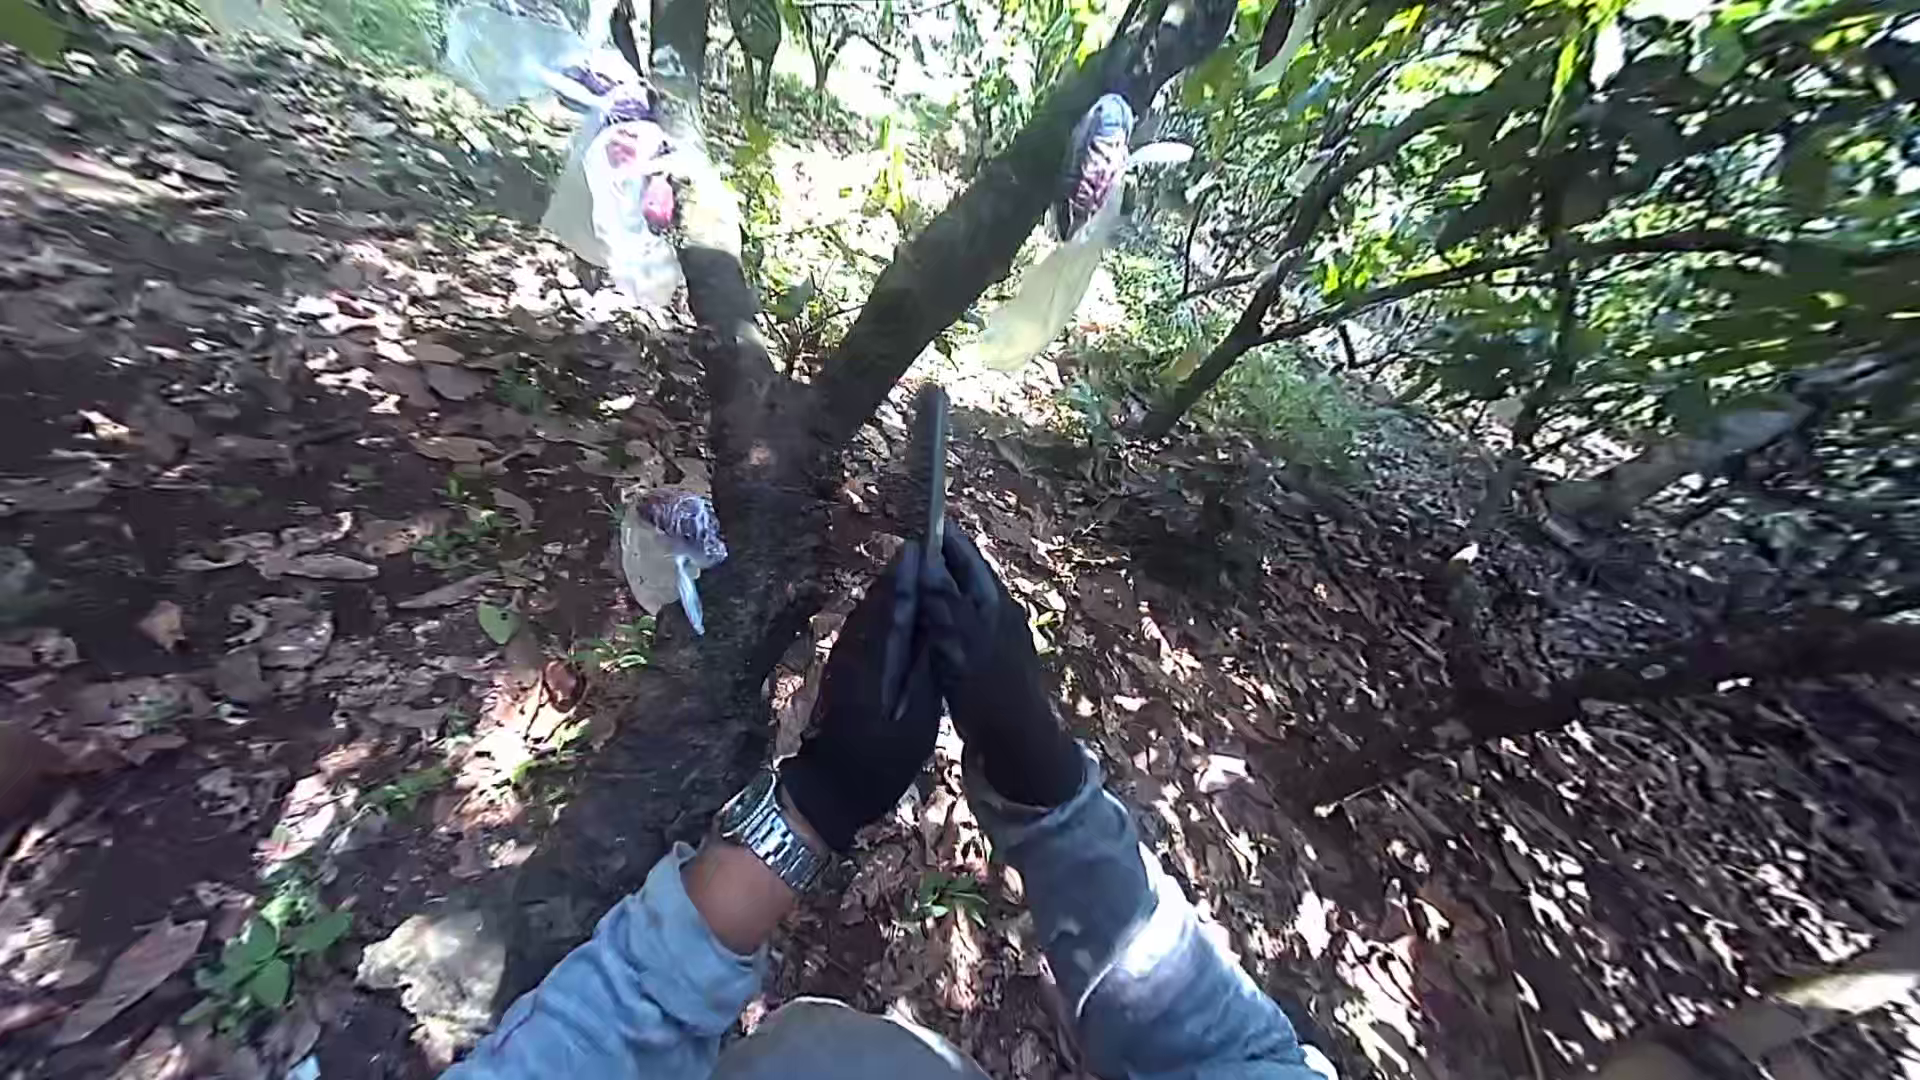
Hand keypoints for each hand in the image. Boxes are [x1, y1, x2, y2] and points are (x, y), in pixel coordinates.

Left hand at [780, 543, 939, 850]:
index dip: (906, 580)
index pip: (893, 613)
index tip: (918, 552)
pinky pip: (862, 628)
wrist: (825, 791)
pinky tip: (891, 607)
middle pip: (875, 604)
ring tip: (907, 569)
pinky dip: (877, 610)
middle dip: (895, 576)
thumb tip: (936, 637)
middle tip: (917, 550)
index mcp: (875, 666)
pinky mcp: (839, 669)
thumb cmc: (877, 765)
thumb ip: (924, 679)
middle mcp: (855, 654)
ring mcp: (843, 661)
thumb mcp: (914, 728)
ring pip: (866, 614)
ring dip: (886, 589)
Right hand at [923, 526, 1082, 806]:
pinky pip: (953, 629)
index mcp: (996, 604)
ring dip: (936, 589)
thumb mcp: (966, 644)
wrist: (1016, 743)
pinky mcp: (979, 660)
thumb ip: (946, 602)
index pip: (970, 560)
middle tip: (907, 549)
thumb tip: (926, 561)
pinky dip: (935, 619)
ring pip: (957, 603)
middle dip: (938, 561)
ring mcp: (989, 638)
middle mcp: (995, 615)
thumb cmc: (992, 690)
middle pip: (964, 579)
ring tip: (907, 579)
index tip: (926, 518)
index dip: (948, 539)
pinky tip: (918, 624)